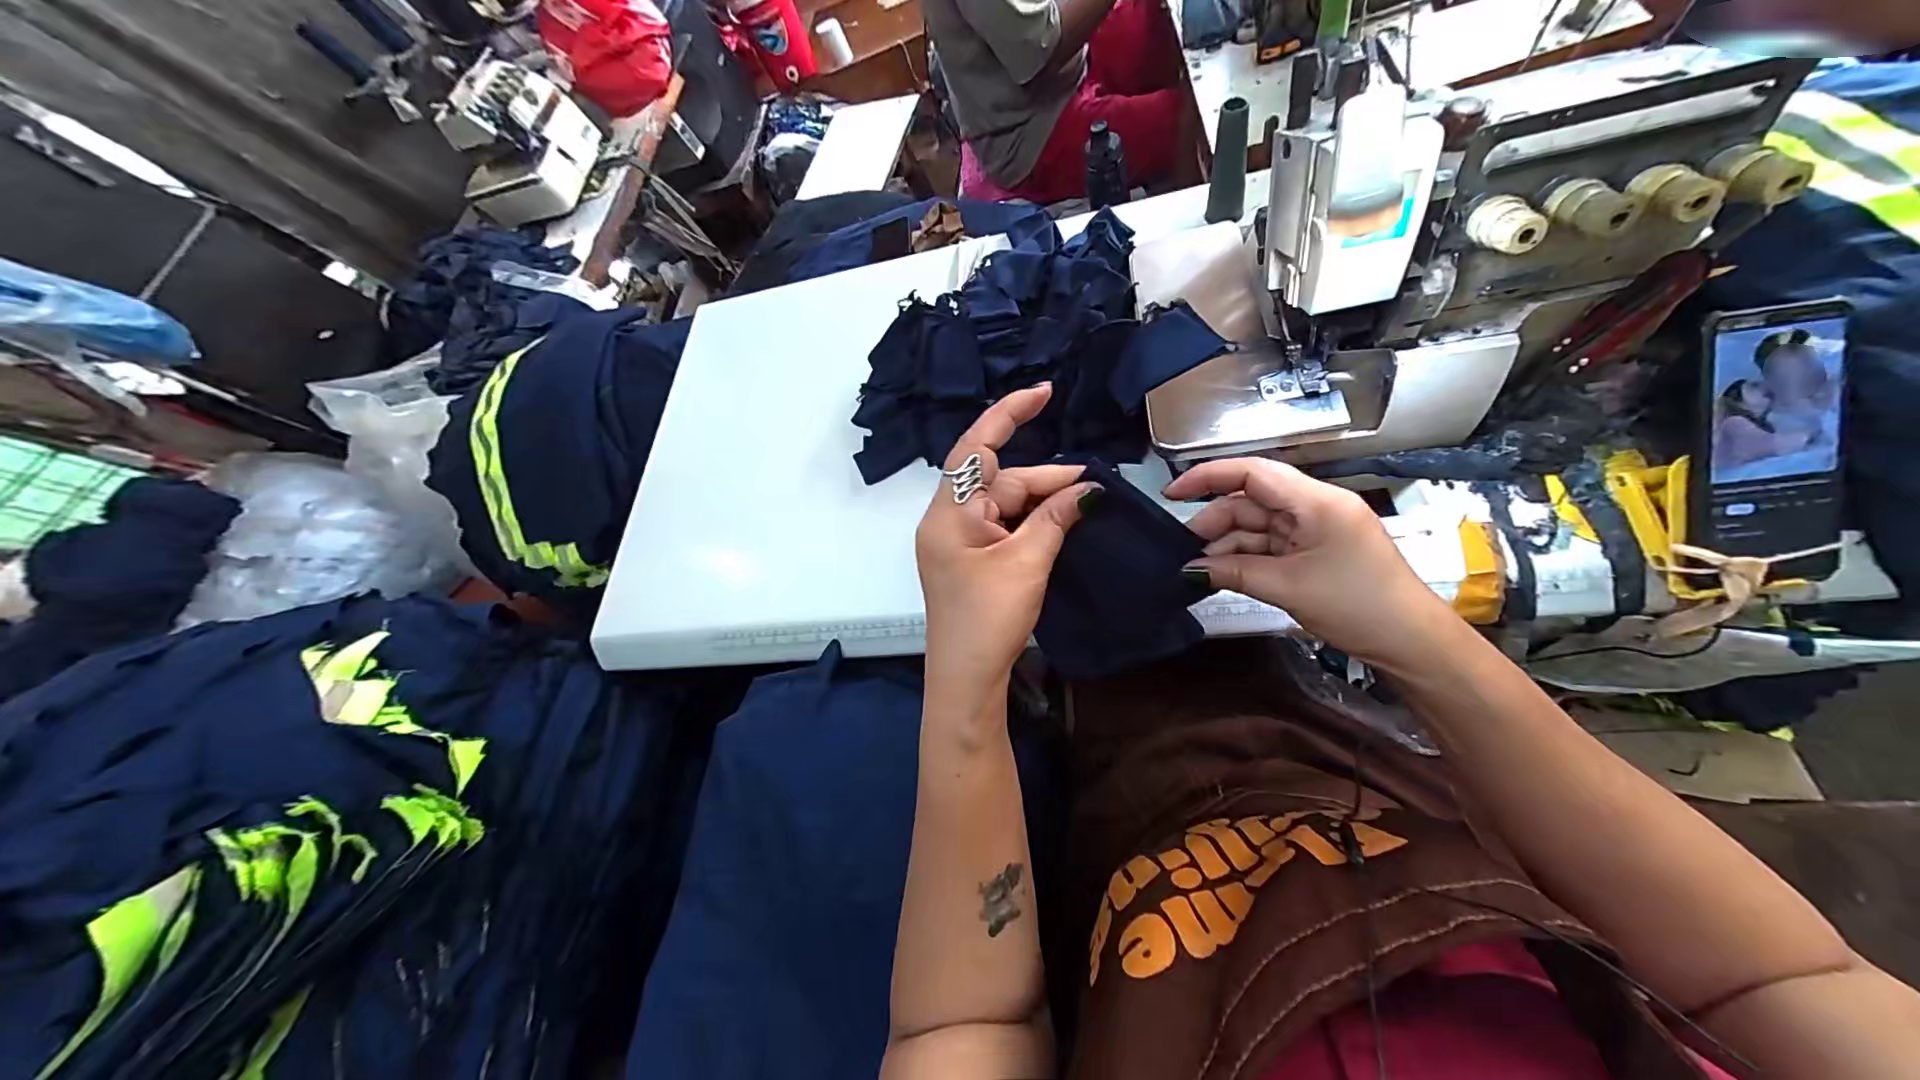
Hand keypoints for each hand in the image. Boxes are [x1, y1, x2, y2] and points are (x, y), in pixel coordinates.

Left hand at [916, 385, 1100, 704]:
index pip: (975, 447)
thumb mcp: (1026, 563)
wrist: (966, 679)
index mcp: (949, 513)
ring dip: (1044, 503)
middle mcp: (948, 519)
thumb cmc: (988, 620)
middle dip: (1045, 480)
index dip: (1008, 414)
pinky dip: (1033, 523)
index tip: (1044, 393)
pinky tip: (1064, 523)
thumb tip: (1086, 488)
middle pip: (1000, 480)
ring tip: (1086, 505)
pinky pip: (1005, 526)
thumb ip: (1055, 518)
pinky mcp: (972, 558)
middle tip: (1093, 487)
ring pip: (1006, 503)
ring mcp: (960, 540)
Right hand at [1165, 457, 1460, 671]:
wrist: (1412, 643)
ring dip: (1226, 545)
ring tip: (1199, 569)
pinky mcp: (1314, 551)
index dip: (1208, 477)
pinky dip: (1244, 558)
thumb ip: (1232, 571)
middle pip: (1250, 500)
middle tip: (1184, 551)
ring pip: (1256, 526)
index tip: (1172, 493)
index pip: (1253, 472)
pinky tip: (1221, 573)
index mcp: (1316, 501)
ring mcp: (1315, 529)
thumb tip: (1189, 569)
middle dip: (1214, 522)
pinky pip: (1269, 545)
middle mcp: (1314, 507)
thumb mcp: (1287, 586)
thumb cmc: (1359, 605)